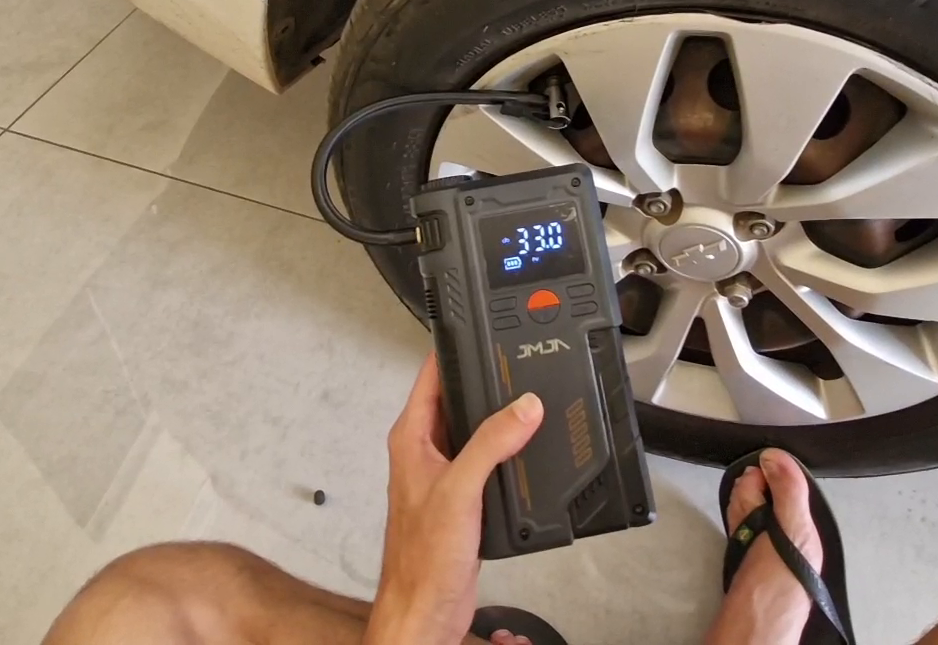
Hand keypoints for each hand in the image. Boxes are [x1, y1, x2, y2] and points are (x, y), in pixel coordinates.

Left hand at [365, 356, 543, 644]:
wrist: (427, 609)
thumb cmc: (423, 558)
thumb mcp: (460, 488)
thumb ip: (491, 443)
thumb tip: (523, 407)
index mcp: (412, 436)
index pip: (431, 374)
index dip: (452, 348)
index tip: (475, 327)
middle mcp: (425, 448)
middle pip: (457, 397)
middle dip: (484, 379)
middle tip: (512, 360)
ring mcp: (443, 470)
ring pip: (474, 426)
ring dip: (497, 415)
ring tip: (525, 397)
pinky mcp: (462, 493)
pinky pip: (486, 454)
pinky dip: (505, 445)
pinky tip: (524, 445)